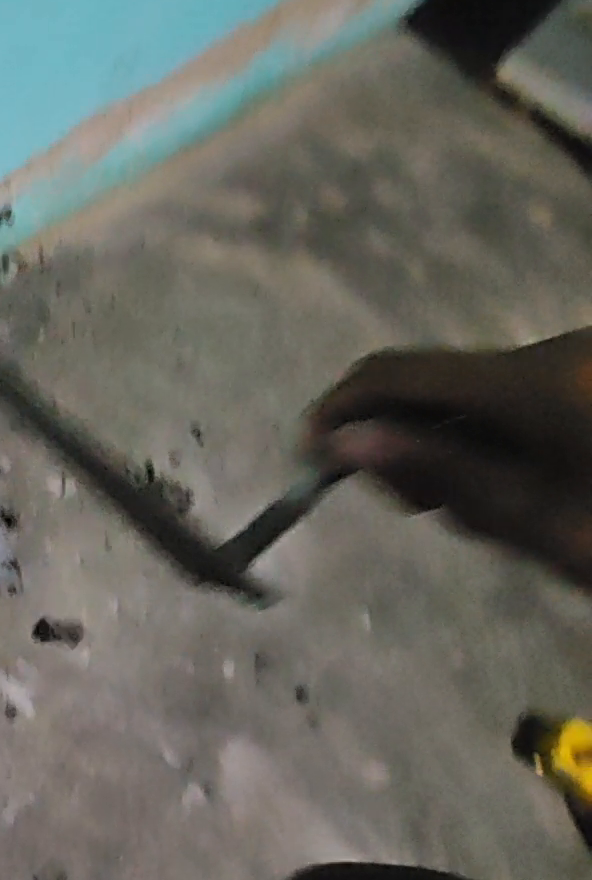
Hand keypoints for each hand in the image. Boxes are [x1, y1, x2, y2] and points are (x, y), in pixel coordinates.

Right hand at [304, 328, 591, 584]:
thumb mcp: (545, 525)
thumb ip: (438, 476)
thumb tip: (340, 442)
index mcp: (537, 384)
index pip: (393, 373)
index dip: (336, 407)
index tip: (313, 456)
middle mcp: (565, 353)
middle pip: (437, 384)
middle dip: (406, 439)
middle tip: (420, 507)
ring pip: (481, 392)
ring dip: (457, 444)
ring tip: (491, 508)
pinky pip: (527, 393)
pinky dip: (505, 436)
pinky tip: (535, 485)